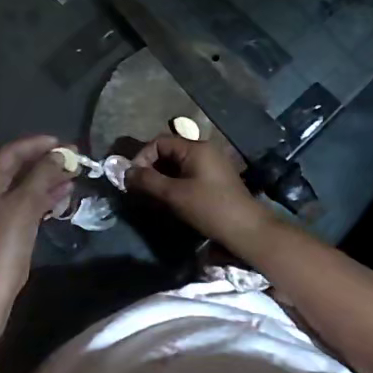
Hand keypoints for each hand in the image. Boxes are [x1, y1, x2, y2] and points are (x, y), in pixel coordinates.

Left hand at [0, 135, 74, 292]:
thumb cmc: (7, 236)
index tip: (59, 142)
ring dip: (51, 176)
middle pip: (22, 167)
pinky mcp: (17, 223)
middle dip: (46, 159)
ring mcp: (6, 207)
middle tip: (72, 155)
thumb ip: (42, 174)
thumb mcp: (26, 201)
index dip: (35, 144)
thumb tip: (60, 154)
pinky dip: (49, 194)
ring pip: (30, 184)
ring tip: (74, 170)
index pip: (12, 152)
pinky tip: (68, 190)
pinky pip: (34, 200)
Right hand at [127, 134, 275, 247]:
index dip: (142, 157)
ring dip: (161, 178)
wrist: (246, 230)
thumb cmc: (209, 208)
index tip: (133, 179)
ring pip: (177, 165)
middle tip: (140, 189)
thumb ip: (147, 181)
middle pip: (168, 152)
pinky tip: (170, 200)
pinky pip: (188, 174)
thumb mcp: (173, 194)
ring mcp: (212, 165)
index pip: (160, 142)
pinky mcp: (215, 180)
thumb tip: (125, 172)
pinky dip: (174, 183)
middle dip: (150, 168)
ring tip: (152, 196)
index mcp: (196, 148)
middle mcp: (205, 151)